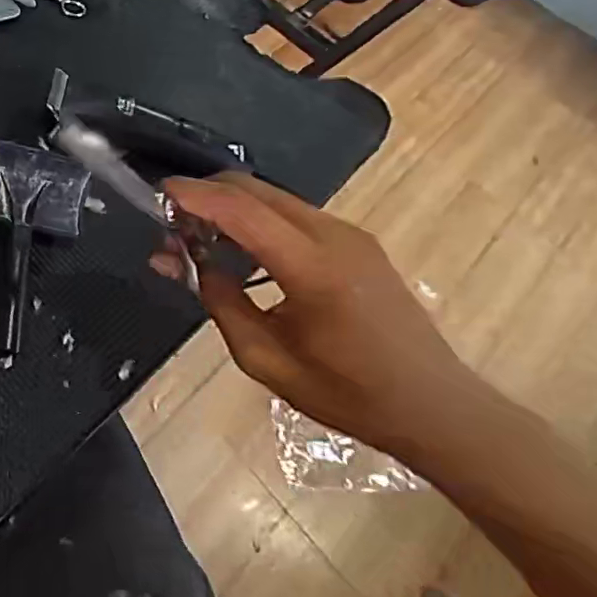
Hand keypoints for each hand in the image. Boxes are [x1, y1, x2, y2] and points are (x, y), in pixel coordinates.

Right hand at [157, 171, 487, 458]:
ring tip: (197, 238)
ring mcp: (350, 234)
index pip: (242, 211)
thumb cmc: (350, 395)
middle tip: (171, 221)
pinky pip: (292, 214)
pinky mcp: (356, 242)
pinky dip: (255, 219)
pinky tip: (238, 248)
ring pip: (274, 198)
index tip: (159, 192)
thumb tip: (195, 264)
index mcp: (314, 269)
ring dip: (230, 207)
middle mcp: (334, 236)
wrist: (437, 407)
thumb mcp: (267, 361)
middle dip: (207, 194)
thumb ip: (223, 304)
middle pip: (256, 190)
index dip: (195, 196)